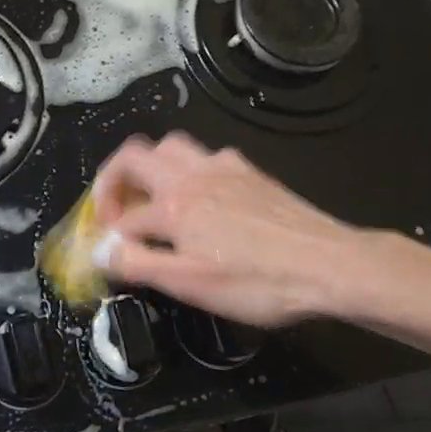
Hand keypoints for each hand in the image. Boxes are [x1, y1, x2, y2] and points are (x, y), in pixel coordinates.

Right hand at [89, 133, 370, 326]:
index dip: (112, 238)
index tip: (112, 257)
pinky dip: (188, 170)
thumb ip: (138, 264)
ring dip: (150, 167)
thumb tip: (98, 252)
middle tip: (116, 211)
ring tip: (153, 197)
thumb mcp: (190, 284)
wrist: (332, 265)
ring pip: (171, 147)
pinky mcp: (250, 172)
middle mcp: (192, 175)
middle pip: (136, 157)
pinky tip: (203, 197)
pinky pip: (205, 156)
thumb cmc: (257, 282)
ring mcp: (224, 167)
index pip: (126, 217)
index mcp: (174, 204)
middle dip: (115, 181)